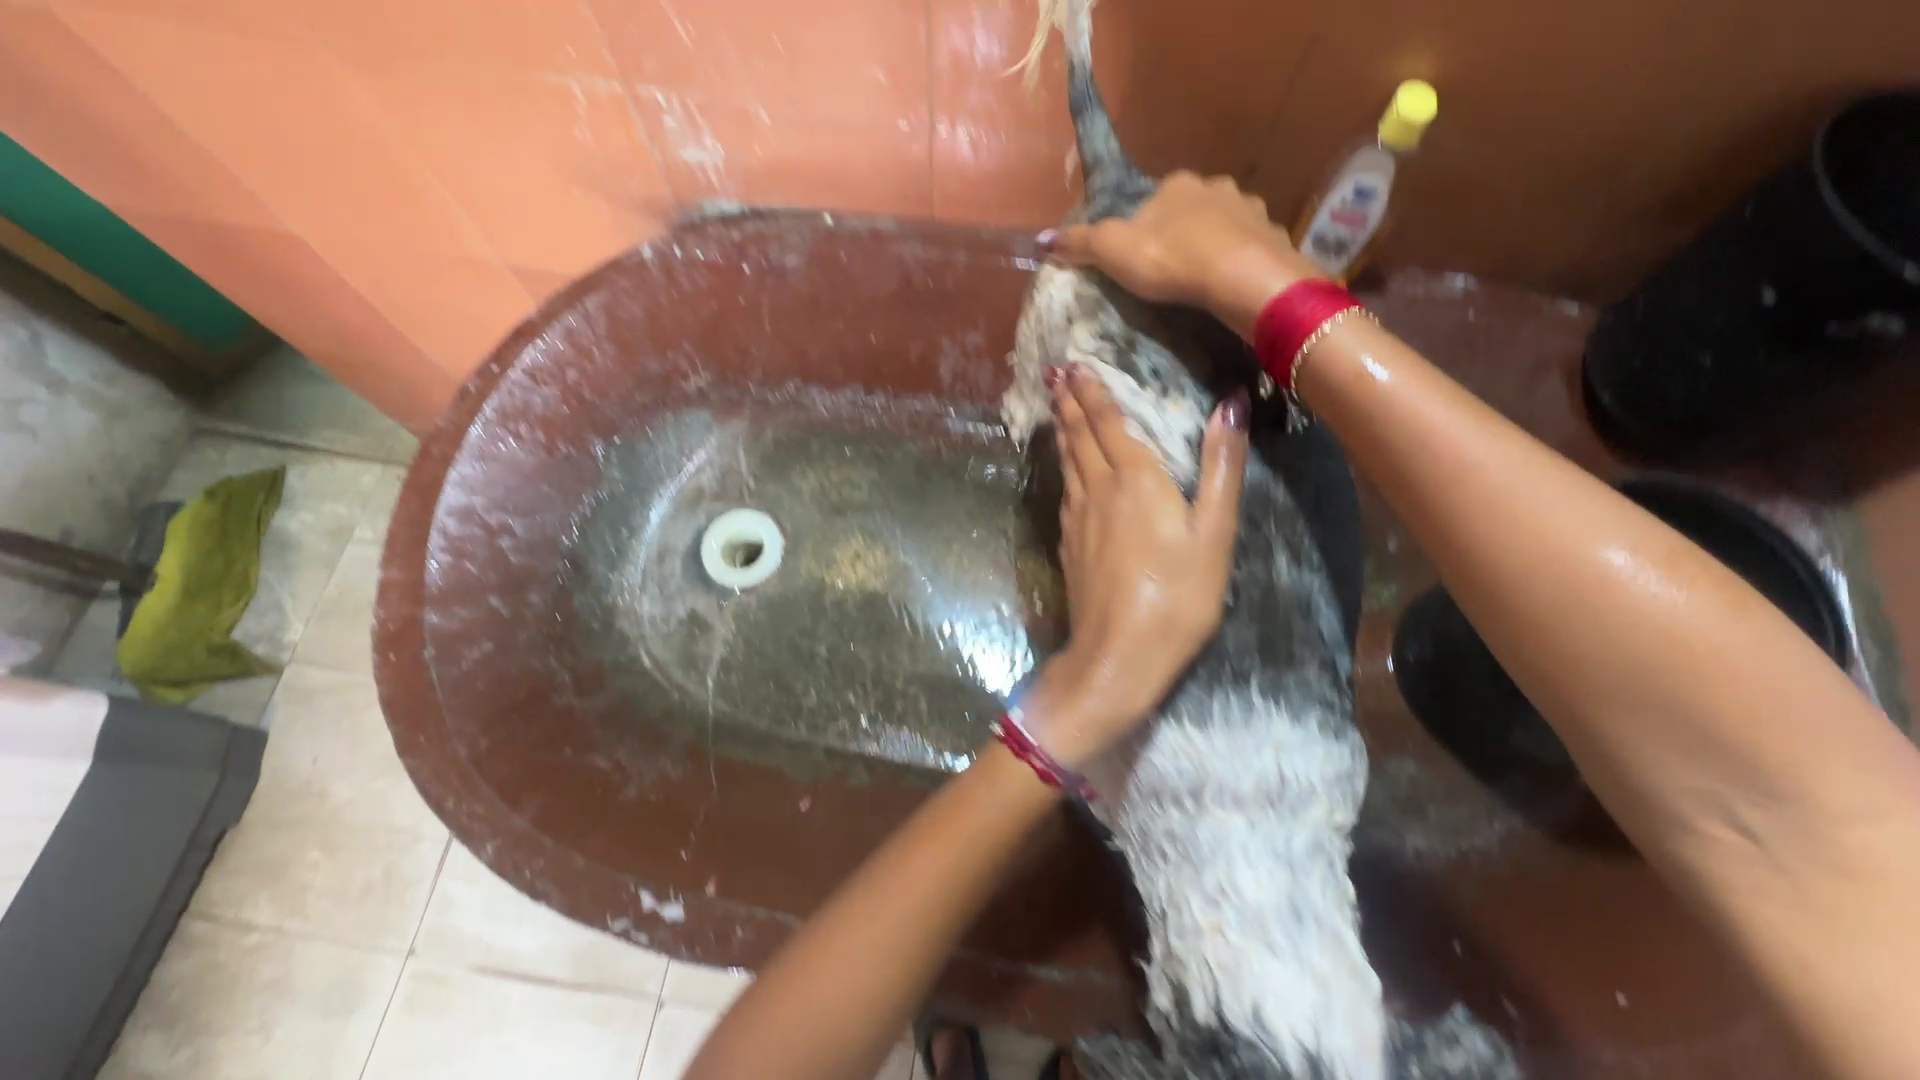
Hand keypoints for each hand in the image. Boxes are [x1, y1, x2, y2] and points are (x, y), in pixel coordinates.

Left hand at [1022, 366, 1248, 767]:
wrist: (1118, 657)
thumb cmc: (1178, 597)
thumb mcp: (1214, 534)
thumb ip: (1221, 468)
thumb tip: (1230, 403)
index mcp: (1136, 480)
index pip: (1108, 422)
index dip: (1092, 392)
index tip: (1074, 363)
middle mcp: (1099, 491)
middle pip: (1080, 436)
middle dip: (1070, 401)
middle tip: (1055, 373)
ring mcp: (1078, 520)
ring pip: (1067, 463)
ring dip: (1062, 430)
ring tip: (1056, 407)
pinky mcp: (1070, 547)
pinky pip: (1064, 492)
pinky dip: (1063, 467)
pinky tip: (1065, 472)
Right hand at [1041, 171, 1320, 336]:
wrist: (1242, 277)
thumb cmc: (1171, 259)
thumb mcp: (1112, 252)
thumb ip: (1079, 244)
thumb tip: (1040, 240)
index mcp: (1176, 184)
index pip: (1154, 199)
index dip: (1145, 225)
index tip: (1140, 255)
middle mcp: (1216, 187)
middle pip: (1192, 209)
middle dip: (1182, 232)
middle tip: (1171, 269)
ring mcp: (1250, 211)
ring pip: (1225, 226)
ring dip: (1215, 245)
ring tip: (1202, 279)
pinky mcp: (1272, 238)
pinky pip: (1250, 249)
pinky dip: (1240, 262)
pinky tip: (1231, 284)